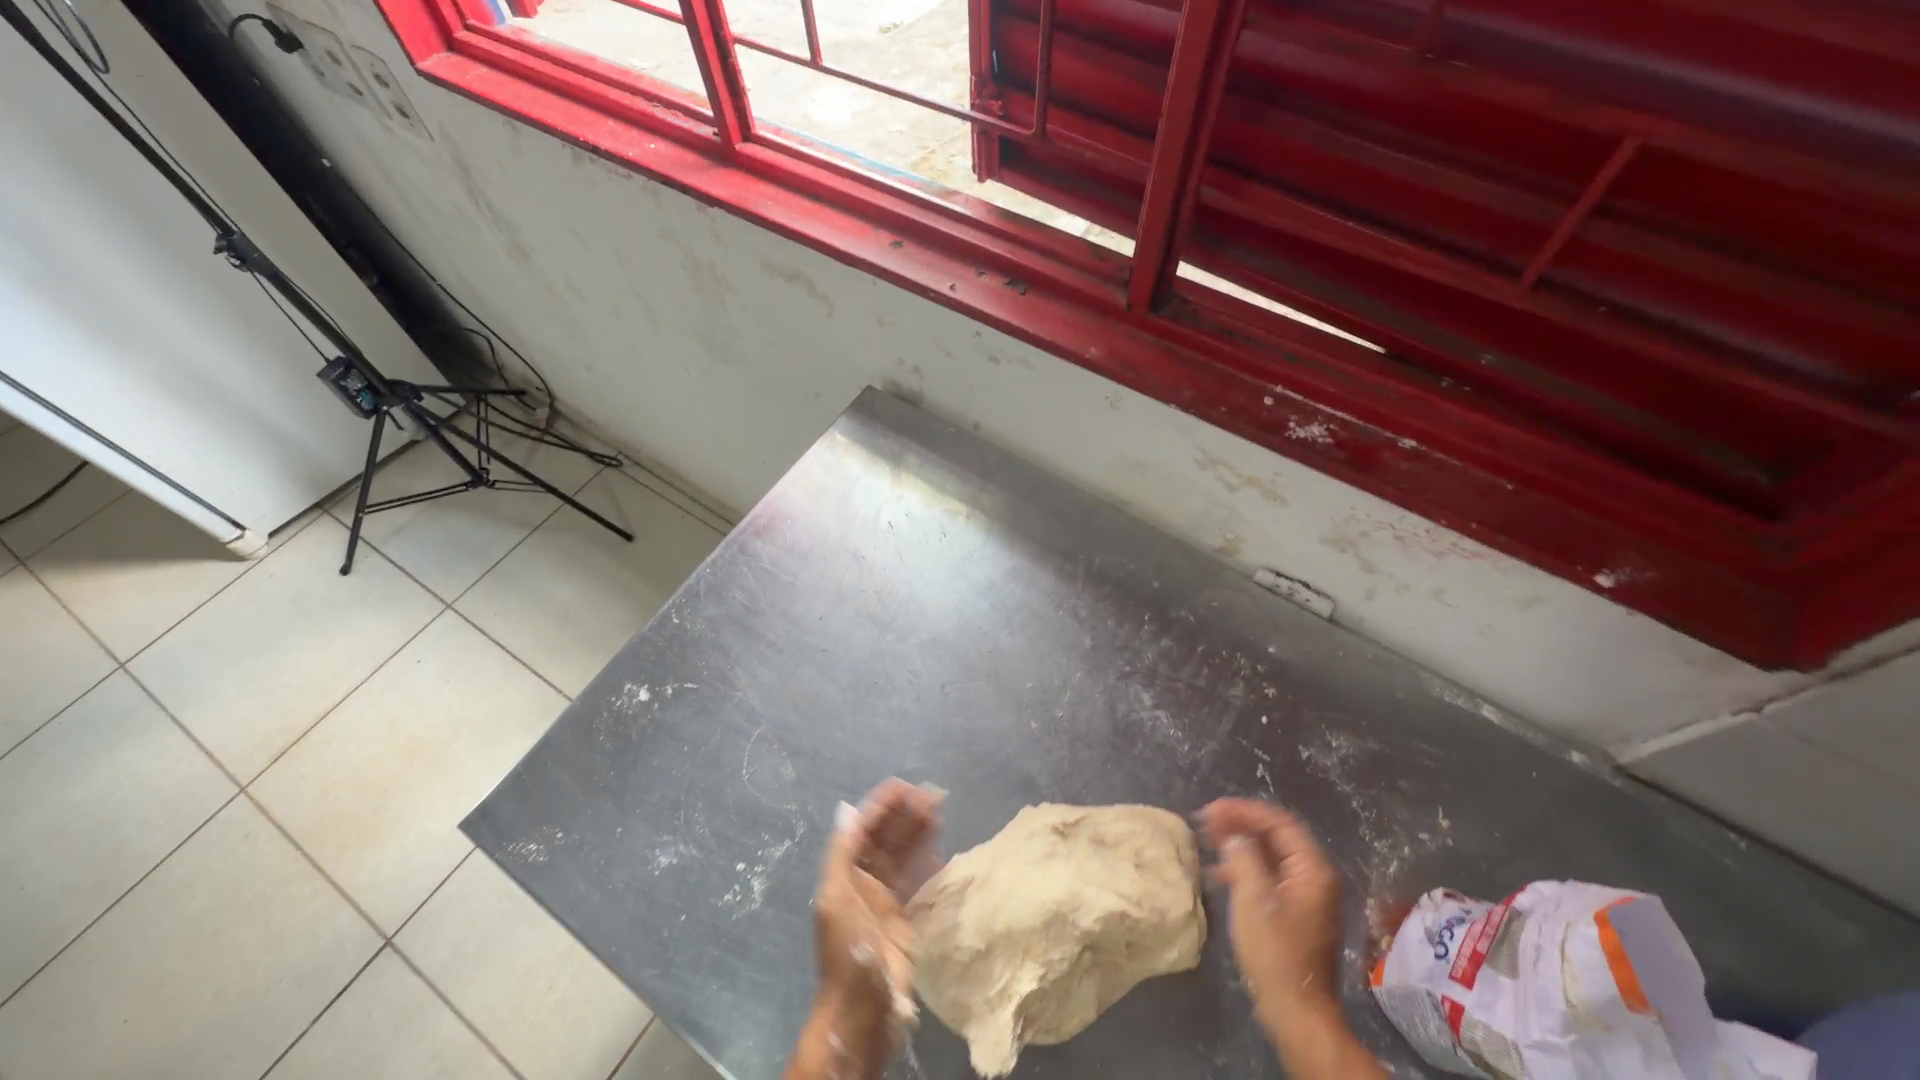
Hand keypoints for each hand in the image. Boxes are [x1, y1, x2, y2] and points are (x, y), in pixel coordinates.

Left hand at [811, 778, 941, 1037]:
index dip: (881, 807)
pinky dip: (928, 864)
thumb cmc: (845, 953)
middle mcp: (863, 884)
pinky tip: (941, 850)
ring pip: (904, 857)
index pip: (863, 831)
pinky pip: (917, 883)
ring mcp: (885, 902)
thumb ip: (842, 853)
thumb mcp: (835, 899)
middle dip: (905, 816)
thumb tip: (848, 809)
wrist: (860, 1011)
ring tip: (940, 811)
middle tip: (932, 795)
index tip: (905, 787)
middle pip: (886, 840)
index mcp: (843, 876)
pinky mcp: (905, 920)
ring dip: (919, 834)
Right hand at [1198, 798, 1342, 1025]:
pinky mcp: (1295, 914)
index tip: (1211, 809)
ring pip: (1271, 857)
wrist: (1297, 1011)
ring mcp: (1306, 897)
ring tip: (1207, 841)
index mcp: (1313, 870)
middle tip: (1205, 821)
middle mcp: (1315, 878)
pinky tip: (1219, 875)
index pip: (1279, 823)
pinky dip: (1245, 870)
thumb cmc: (1276, 953)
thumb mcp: (1253, 899)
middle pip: (1277, 837)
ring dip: (1240, 846)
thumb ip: (1244, 857)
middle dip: (1240, 825)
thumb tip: (1235, 836)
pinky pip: (1269, 878)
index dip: (1244, 811)